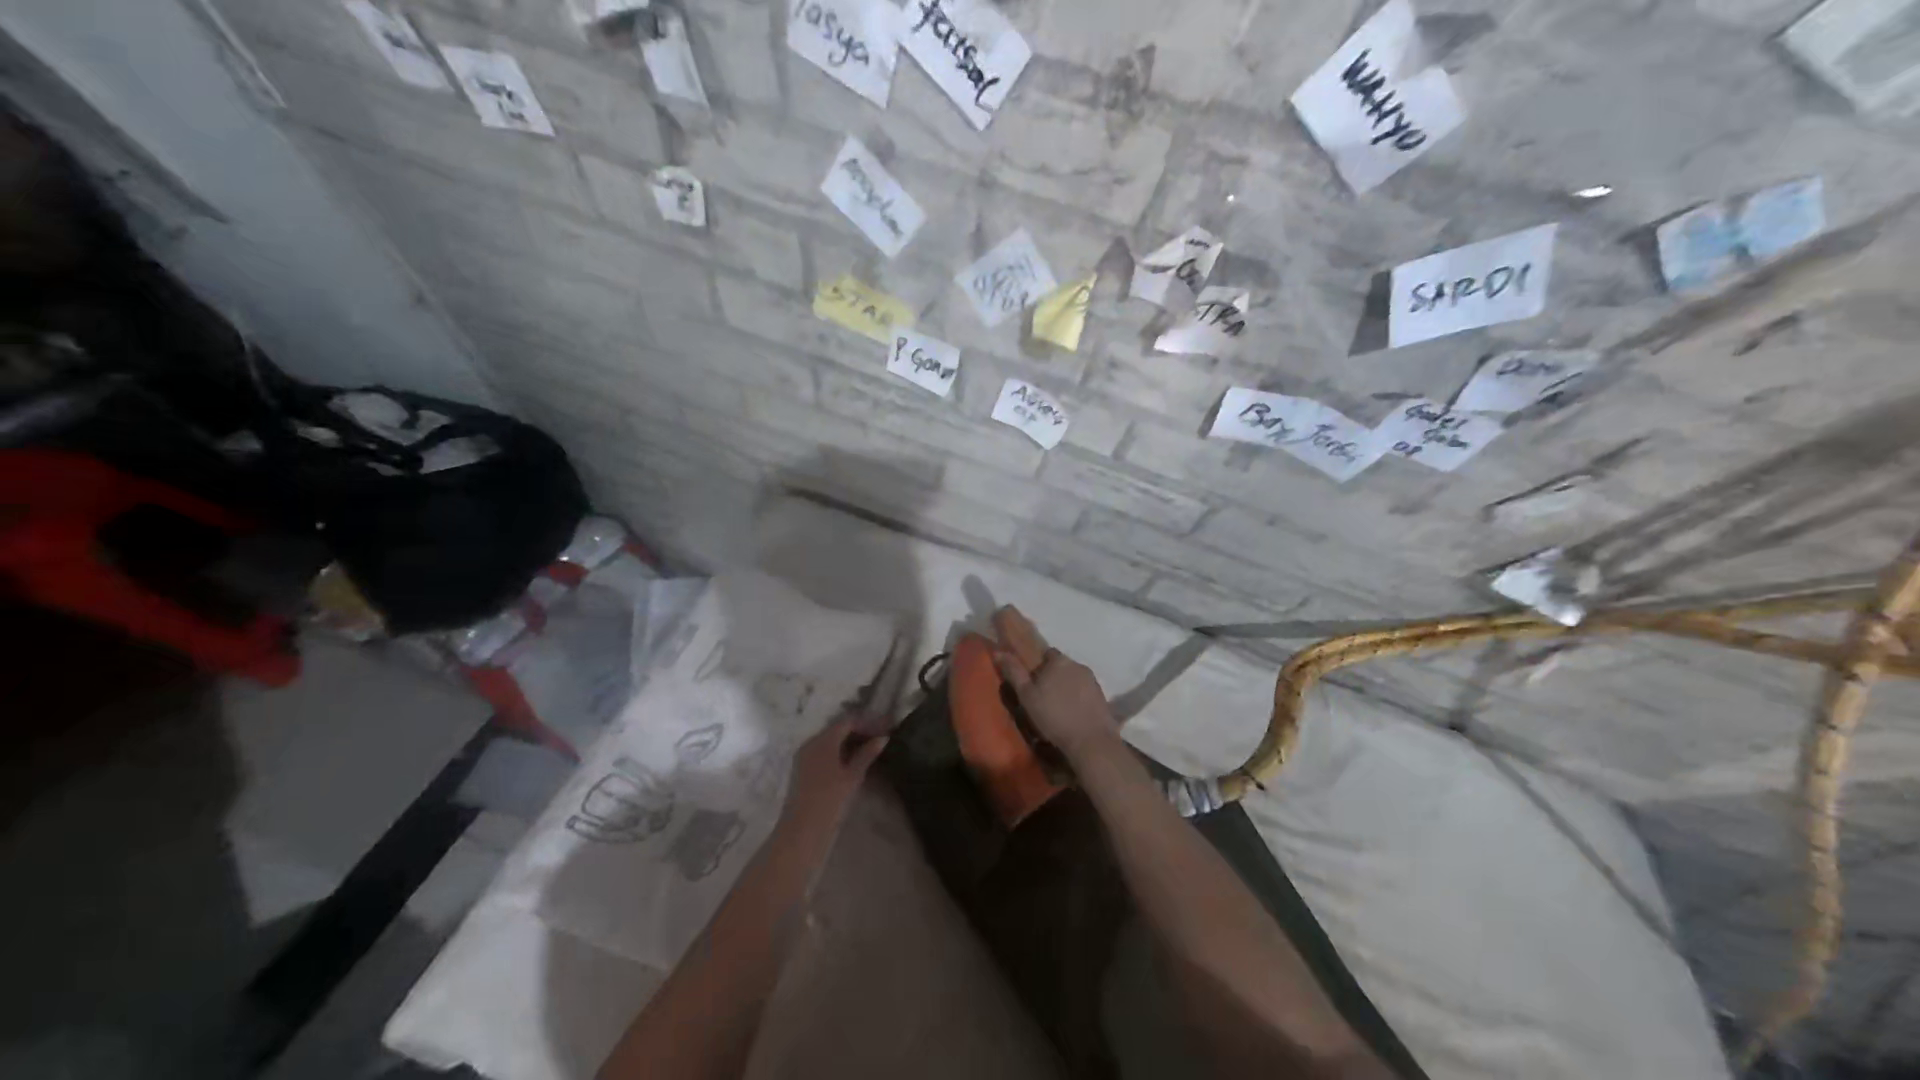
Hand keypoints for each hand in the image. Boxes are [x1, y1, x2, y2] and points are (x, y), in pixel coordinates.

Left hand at [778, 716, 886, 841]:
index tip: (885, 729)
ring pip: (830, 740)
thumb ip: (867, 754)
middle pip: (838, 729)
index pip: (847, 721)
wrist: (803, 828)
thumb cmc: (830, 799)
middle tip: (880, 737)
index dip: (867, 723)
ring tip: (870, 749)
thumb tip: (883, 737)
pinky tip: (853, 761)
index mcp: (823, 740)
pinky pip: (823, 751)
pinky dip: (839, 751)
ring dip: (849, 742)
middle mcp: (811, 742)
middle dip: (859, 730)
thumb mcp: (853, 775)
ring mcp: (805, 755)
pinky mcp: (803, 768)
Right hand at [993, 648, 1118, 759]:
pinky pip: (1085, 693)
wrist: (1090, 741)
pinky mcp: (1102, 698)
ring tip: (1057, 709)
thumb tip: (999, 651)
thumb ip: (1014, 672)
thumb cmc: (1054, 716)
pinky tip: (1072, 716)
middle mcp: (1078, 665)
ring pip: (1074, 679)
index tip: (1031, 682)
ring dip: (1066, 688)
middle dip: (1052, 677)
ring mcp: (1093, 681)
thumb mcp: (1026, 696)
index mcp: (1059, 660)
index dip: (1038, 666)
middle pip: (1061, 666)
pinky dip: (1078, 700)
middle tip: (1042, 697)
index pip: (1047, 653)